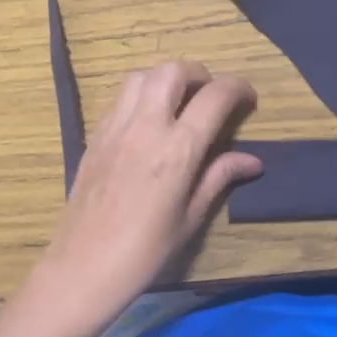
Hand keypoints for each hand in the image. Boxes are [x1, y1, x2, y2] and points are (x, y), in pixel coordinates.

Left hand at [28, 61, 262, 324]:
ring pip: (142, 76)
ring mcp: (115, 128)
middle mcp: (145, 127)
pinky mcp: (95, 137)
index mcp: (177, 150)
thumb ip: (219, 178)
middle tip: (210, 97)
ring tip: (178, 103)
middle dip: (199, 74)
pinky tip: (148, 124)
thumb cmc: (146, 251)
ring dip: (166, 79)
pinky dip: (141, 96)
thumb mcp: (191, 217)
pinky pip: (120, 99)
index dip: (238, 89)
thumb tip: (252, 161)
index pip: (214, 97)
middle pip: (173, 70)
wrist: (84, 266)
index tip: (248, 98)